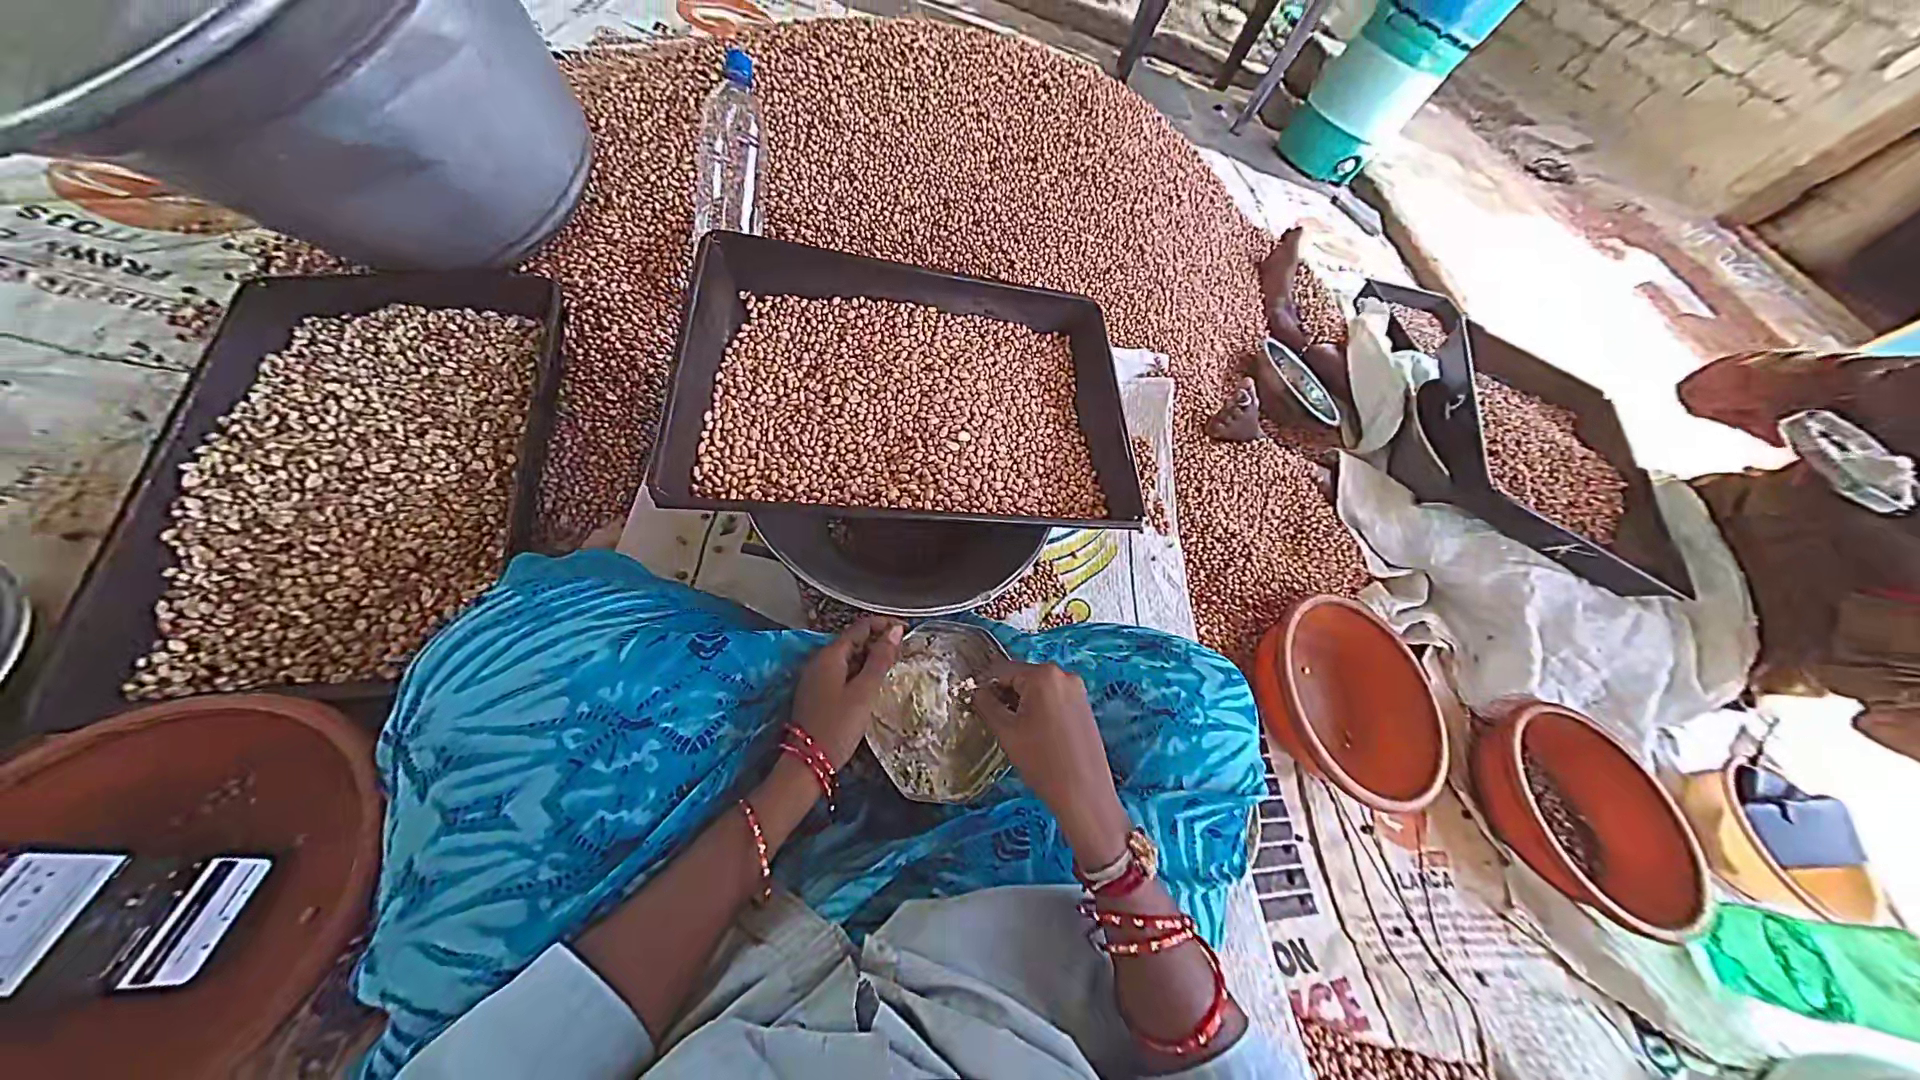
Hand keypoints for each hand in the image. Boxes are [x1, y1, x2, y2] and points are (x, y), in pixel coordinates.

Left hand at [791, 616, 903, 767]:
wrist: (807, 763)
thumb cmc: (838, 725)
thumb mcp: (864, 692)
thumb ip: (880, 659)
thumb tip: (896, 631)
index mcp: (830, 655)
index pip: (860, 626)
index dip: (885, 624)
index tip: (907, 630)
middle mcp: (819, 661)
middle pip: (853, 640)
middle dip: (878, 641)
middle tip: (903, 651)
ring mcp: (815, 677)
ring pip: (848, 657)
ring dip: (870, 657)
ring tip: (893, 666)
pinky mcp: (816, 692)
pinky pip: (841, 672)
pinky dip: (859, 671)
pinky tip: (872, 683)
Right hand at [973, 660, 1130, 867]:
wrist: (1084, 794)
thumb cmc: (1043, 761)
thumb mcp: (1006, 731)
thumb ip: (986, 704)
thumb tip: (977, 692)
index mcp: (1043, 675)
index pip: (1002, 669)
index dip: (984, 685)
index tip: (975, 702)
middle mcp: (1064, 675)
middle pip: (1021, 676)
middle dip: (1004, 694)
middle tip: (995, 720)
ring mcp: (1077, 690)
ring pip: (1037, 688)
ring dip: (1021, 702)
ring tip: (1015, 730)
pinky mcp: (1084, 705)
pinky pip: (1053, 698)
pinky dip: (1039, 708)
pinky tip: (1034, 733)